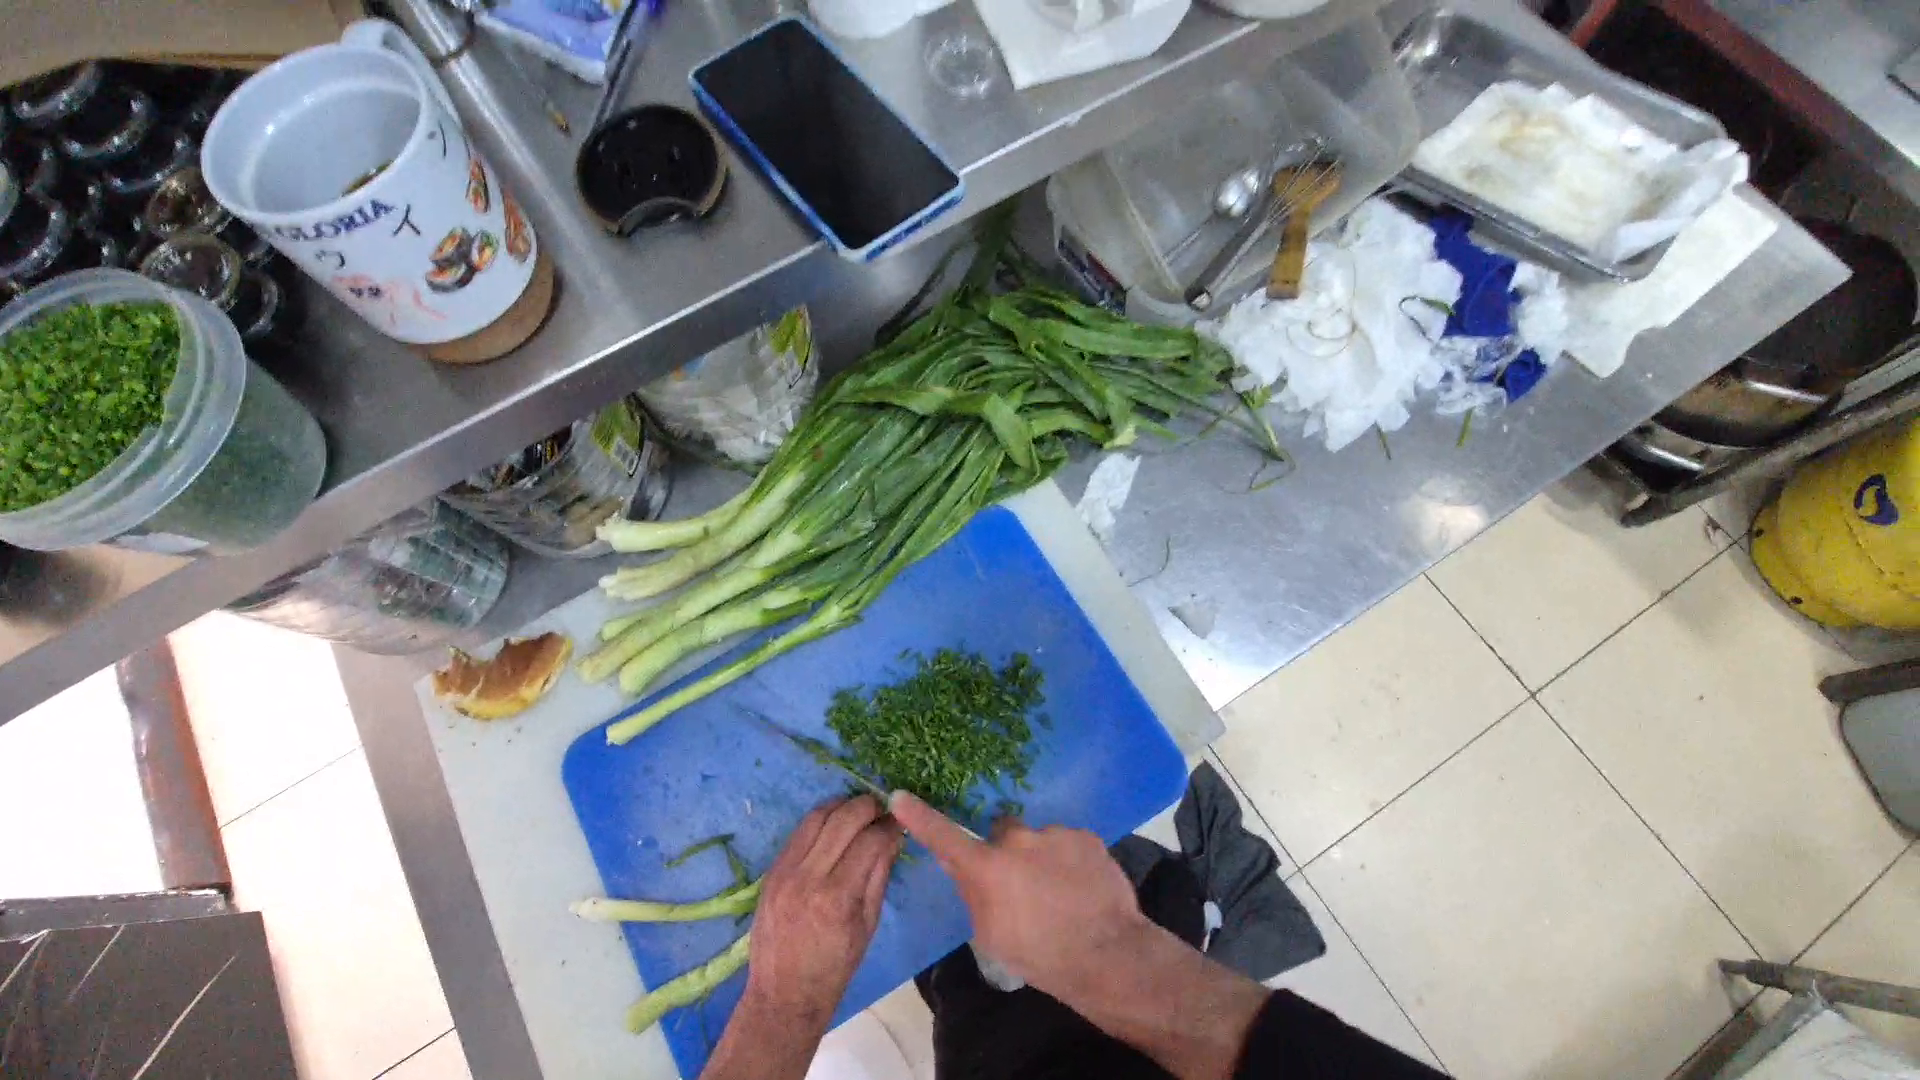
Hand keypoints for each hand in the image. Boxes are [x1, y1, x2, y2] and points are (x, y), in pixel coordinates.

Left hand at [741, 795, 902, 1025]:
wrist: (783, 994)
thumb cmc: (834, 967)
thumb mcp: (868, 924)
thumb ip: (879, 875)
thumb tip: (893, 837)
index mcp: (837, 897)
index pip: (870, 841)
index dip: (890, 826)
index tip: (900, 822)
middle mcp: (809, 877)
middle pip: (844, 818)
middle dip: (869, 806)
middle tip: (883, 808)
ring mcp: (785, 871)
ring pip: (818, 816)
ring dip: (843, 806)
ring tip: (860, 810)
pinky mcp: (771, 871)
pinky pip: (799, 832)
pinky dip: (821, 821)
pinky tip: (835, 824)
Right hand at [892, 792, 1269, 1079]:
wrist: (1107, 954)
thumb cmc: (1039, 955)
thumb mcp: (992, 933)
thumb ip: (974, 892)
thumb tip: (963, 866)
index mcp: (988, 867)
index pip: (944, 836)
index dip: (919, 816)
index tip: (899, 796)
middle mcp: (1017, 840)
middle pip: (1001, 832)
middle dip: (1007, 851)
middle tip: (1023, 885)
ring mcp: (1055, 833)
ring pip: (1038, 839)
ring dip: (1043, 858)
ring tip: (1061, 894)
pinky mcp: (1086, 836)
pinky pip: (1068, 843)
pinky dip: (1070, 861)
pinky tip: (1082, 889)